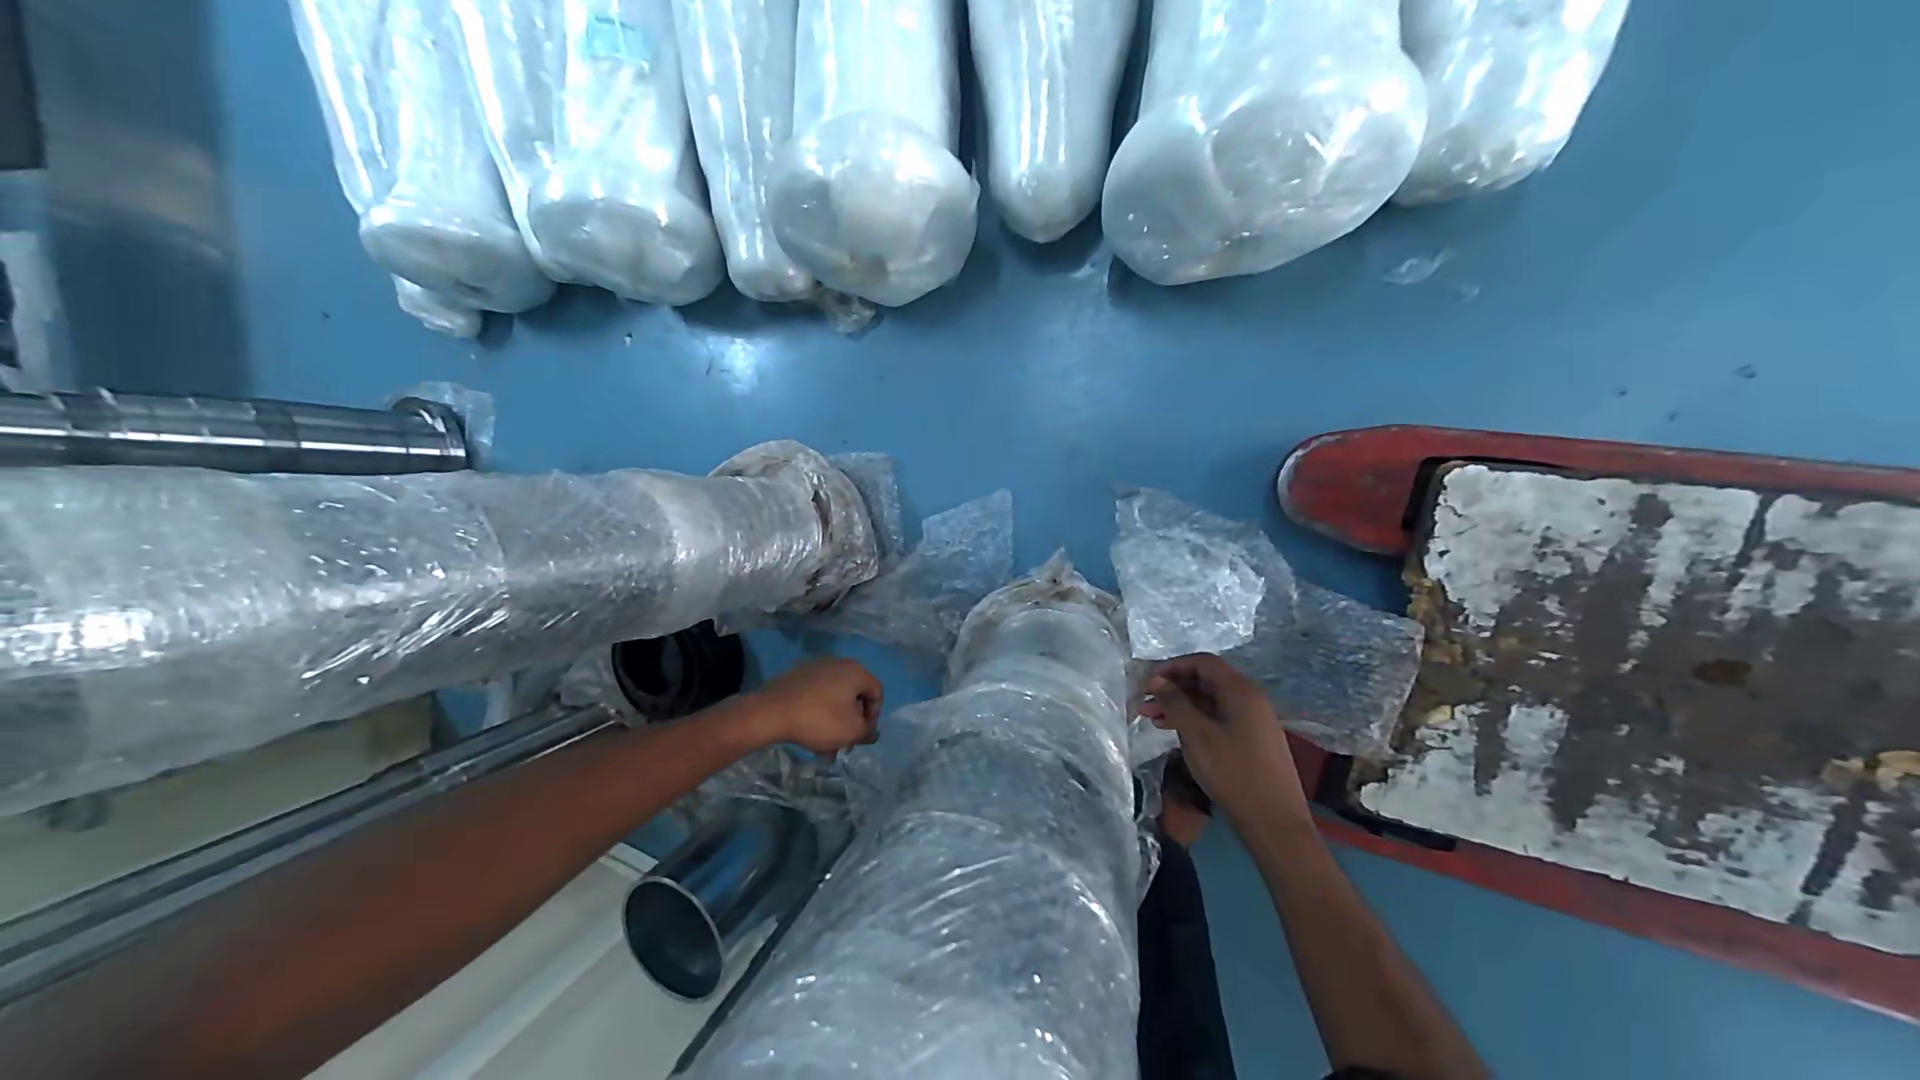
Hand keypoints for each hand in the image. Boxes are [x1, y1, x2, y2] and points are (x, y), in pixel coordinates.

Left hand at [749, 657, 881, 754]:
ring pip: (834, 700)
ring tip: (825, 750)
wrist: (771, 711)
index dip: (874, 717)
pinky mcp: (799, 677)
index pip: (877, 693)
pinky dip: (819, 715)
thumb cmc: (819, 719)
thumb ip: (868, 732)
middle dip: (851, 724)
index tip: (862, 735)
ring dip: (835, 725)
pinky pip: (818, 697)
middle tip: (844, 745)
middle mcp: (839, 664)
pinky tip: (810, 737)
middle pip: (854, 697)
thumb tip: (872, 732)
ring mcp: (816, 669)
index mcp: (856, 672)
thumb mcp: (851, 731)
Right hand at [1141, 653, 1309, 829]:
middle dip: (1173, 688)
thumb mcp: (1197, 735)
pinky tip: (1174, 732)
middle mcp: (1251, 699)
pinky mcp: (1252, 739)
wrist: (1274, 823)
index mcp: (1241, 691)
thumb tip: (1157, 680)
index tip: (1147, 682)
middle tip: (1144, 702)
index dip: (1172, 667)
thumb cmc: (1232, 773)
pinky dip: (1195, 720)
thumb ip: (1175, 702)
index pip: (1203, 662)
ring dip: (1180, 706)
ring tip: (1151, 719)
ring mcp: (1254, 720)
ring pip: (1210, 702)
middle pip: (1206, 681)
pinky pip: (1219, 718)